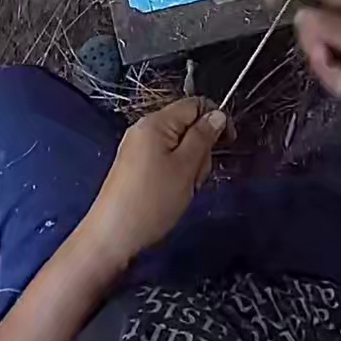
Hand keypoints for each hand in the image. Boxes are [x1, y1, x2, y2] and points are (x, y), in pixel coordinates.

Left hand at [76, 97, 225, 267]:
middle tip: (194, 176)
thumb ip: (203, 137)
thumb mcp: (185, 167)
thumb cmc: (152, 200)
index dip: (215, 119)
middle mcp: (144, 128)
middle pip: (187, 125)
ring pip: (178, 145)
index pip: (194, 104)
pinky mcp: (135, 165)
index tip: (228, 143)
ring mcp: (138, 147)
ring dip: (189, 165)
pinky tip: (172, 194)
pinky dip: (175, 173)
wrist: (112, 236)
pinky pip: (165, 159)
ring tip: (183, 189)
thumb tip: (218, 114)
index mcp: (155, 122)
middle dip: (200, 149)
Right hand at [294, 0, 340, 135]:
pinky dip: (335, 78)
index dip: (309, 4)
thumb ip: (332, 28)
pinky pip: (334, 68)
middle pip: (322, 26)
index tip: (289, 19)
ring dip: (327, 67)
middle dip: (318, 45)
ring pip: (326, 50)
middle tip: (322, 61)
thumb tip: (298, 13)